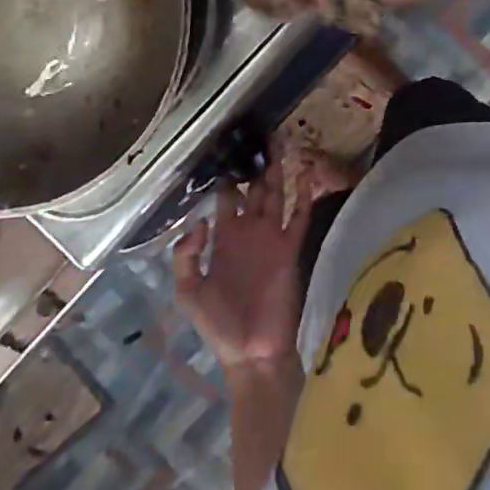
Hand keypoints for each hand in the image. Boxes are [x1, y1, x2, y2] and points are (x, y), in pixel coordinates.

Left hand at [172, 161, 313, 369]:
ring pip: (275, 196)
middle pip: (253, 190)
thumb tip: (200, 220)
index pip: (226, 198)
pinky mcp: (289, 249)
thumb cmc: (218, 324)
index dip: (227, 177)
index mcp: (223, 239)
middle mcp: (248, 232)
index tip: (228, 151)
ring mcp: (270, 239)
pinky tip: (304, 174)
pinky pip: (298, 217)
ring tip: (280, 143)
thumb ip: (186, 254)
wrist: (251, 353)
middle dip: (256, 165)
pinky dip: (303, 195)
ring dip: (278, 171)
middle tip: (259, 137)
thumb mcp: (188, 290)